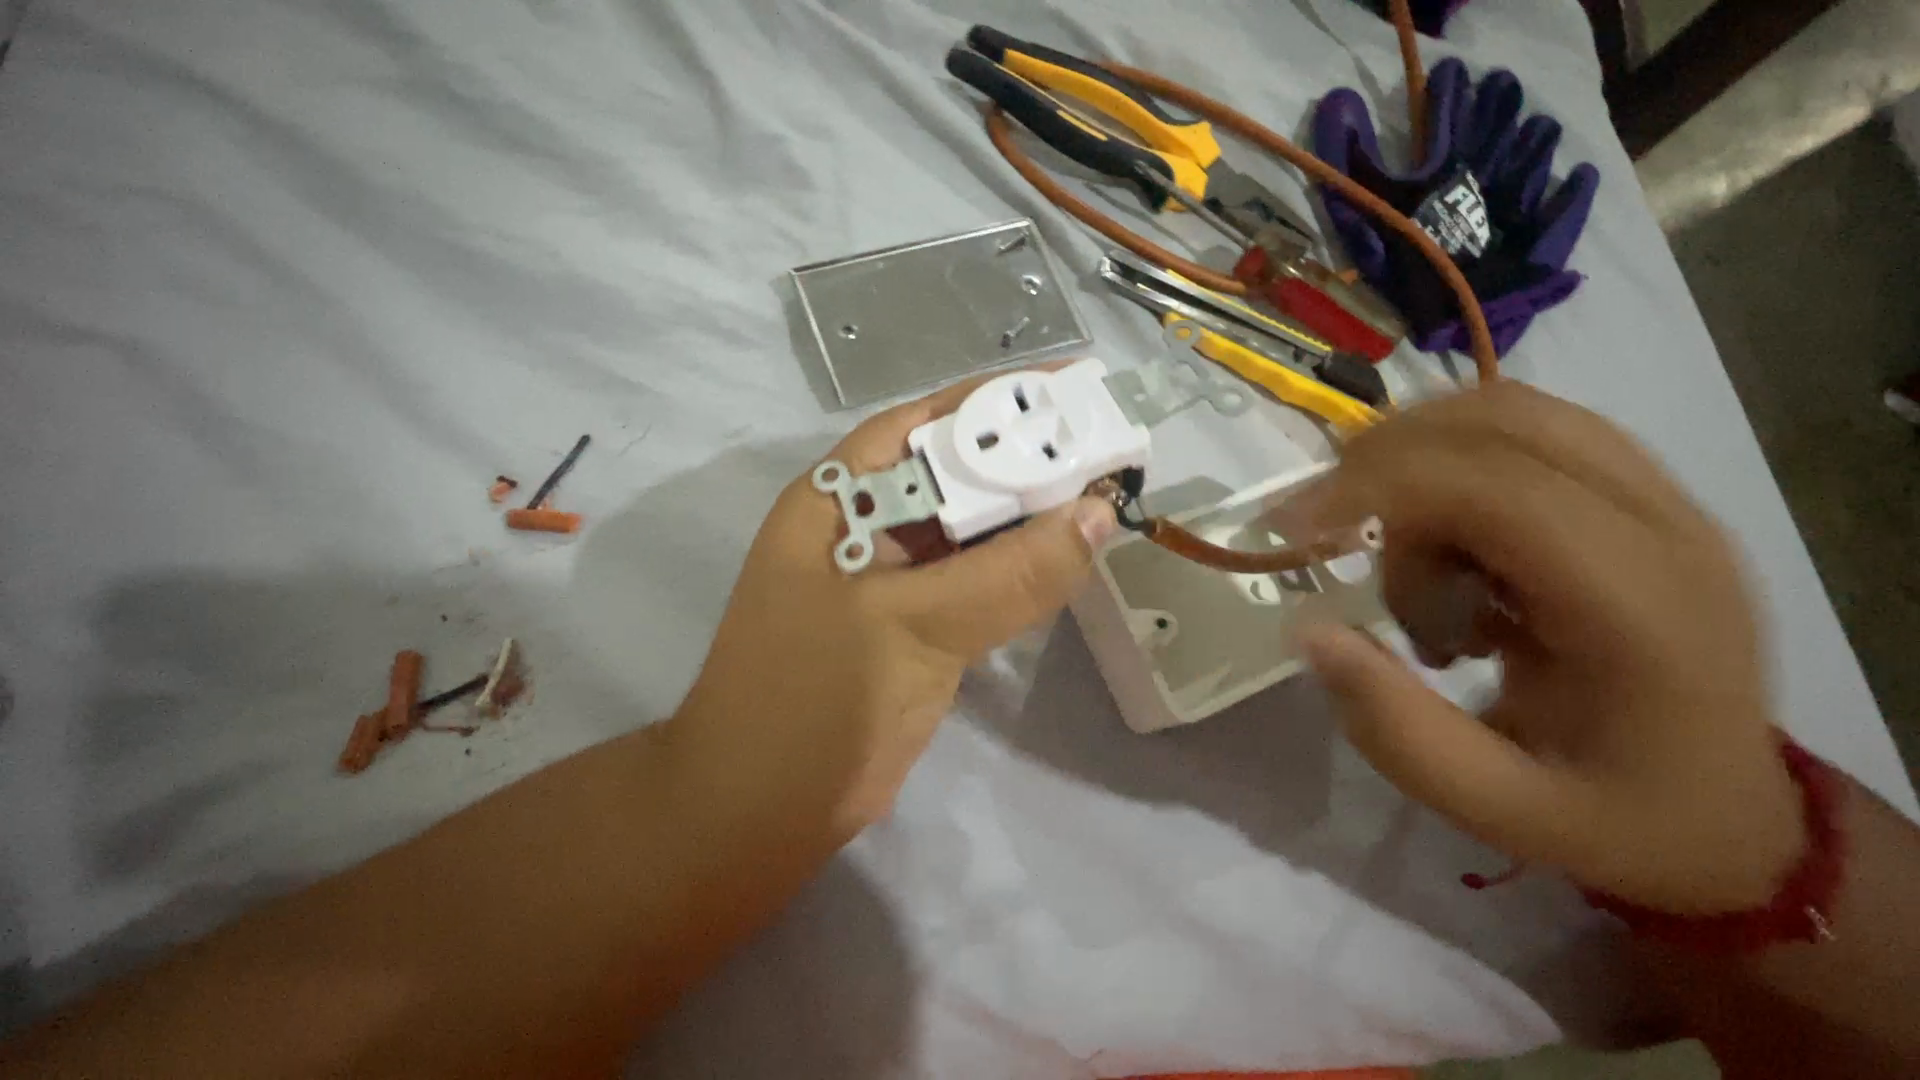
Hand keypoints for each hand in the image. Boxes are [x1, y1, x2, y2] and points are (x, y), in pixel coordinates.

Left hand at [668, 375, 1115, 837]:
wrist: (754, 815)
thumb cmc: (814, 703)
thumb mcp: (911, 626)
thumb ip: (1007, 574)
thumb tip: (1096, 515)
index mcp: (834, 502)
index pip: (918, 427)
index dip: (990, 402)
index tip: (1067, 390)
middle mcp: (859, 530)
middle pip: (949, 476)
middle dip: (1020, 460)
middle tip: (1104, 448)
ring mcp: (884, 585)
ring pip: (965, 533)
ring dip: (1024, 518)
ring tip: (1102, 496)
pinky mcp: (908, 633)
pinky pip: (971, 585)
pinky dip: (1015, 573)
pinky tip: (1064, 562)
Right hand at [1294, 382, 1804, 914]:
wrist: (1736, 817)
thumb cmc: (1619, 821)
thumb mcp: (1499, 808)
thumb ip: (1398, 730)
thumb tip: (1307, 629)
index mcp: (1641, 610)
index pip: (1500, 489)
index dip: (1381, 486)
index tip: (1297, 532)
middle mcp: (1668, 528)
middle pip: (1502, 423)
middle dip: (1387, 466)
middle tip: (1331, 539)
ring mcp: (1668, 500)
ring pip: (1514, 411)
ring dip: (1420, 459)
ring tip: (1397, 551)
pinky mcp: (1648, 496)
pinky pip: (1530, 433)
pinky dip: (1456, 462)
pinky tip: (1444, 541)